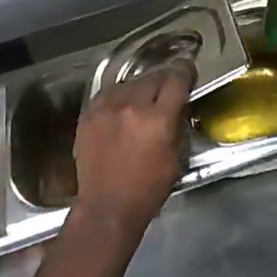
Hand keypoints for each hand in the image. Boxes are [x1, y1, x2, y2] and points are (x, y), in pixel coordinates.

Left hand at [72, 66, 192, 237]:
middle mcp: (131, 106)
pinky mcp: (89, 112)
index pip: (175, 80)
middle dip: (162, 82)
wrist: (107, 205)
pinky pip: (108, 94)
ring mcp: (106, 107)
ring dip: (138, 89)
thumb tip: (178, 103)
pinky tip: (121, 109)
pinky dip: (118, 98)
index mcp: (157, 120)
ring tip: (141, 102)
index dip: (185, 72)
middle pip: (152, 77)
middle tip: (165, 91)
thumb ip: (177, 125)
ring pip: (129, 83)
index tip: (187, 71)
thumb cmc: (148, 188)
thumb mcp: (175, 158)